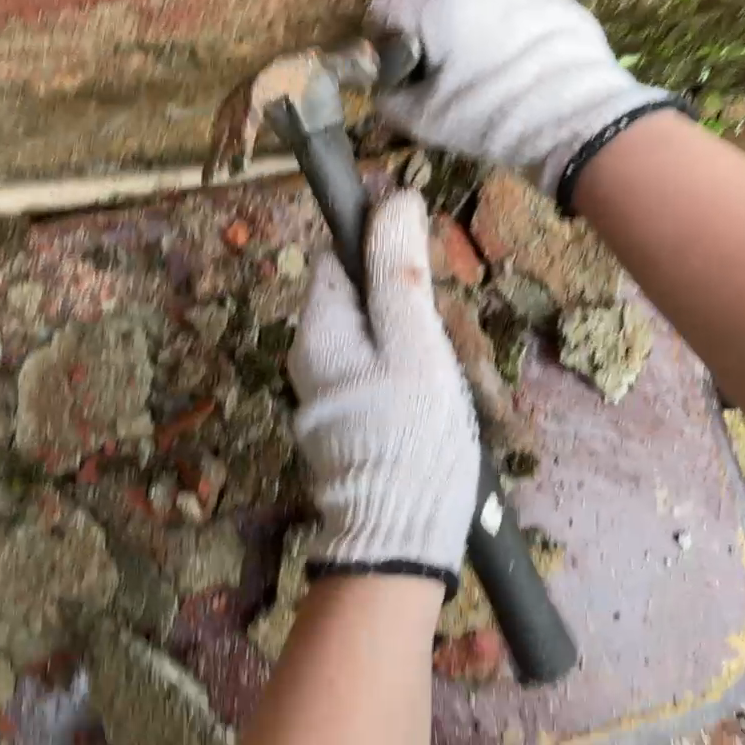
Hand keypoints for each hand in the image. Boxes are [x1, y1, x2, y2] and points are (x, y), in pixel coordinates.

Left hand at [288, 190, 480, 587]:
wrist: (397, 544)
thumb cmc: (409, 437)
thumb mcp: (415, 347)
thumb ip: (399, 275)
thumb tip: (393, 200)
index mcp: (316, 330)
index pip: (338, 258)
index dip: (379, 253)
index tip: (420, 277)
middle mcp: (306, 357)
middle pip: (355, 298)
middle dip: (400, 306)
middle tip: (437, 342)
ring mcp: (320, 394)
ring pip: (369, 338)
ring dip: (407, 344)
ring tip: (438, 379)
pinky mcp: (340, 424)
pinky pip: (370, 376)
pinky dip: (400, 377)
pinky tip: (427, 405)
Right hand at [370, 0, 677, 194]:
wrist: (577, 117)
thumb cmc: (489, 115)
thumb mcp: (423, 120)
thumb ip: (388, 99)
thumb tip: (383, 88)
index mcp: (432, 3)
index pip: (384, 8)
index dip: (381, 40)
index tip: (394, 67)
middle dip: (421, 24)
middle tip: (433, 64)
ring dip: (460, 16)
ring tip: (474, 56)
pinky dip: (499, 18)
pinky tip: (510, 53)